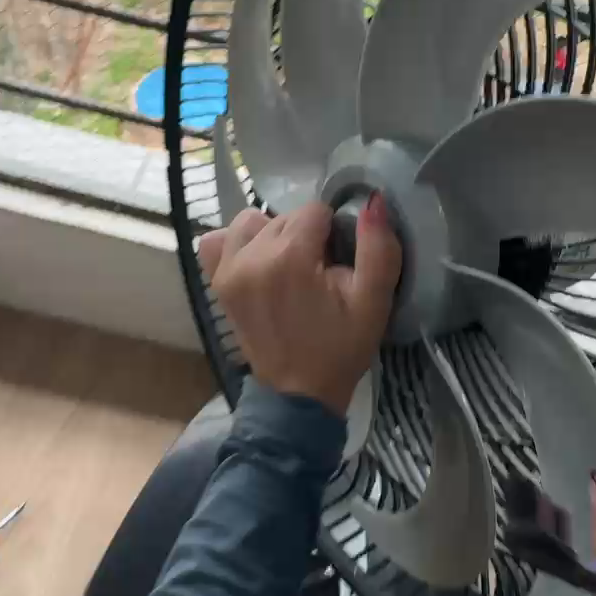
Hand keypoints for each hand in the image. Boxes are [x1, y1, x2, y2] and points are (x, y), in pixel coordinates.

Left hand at [197, 199, 401, 414]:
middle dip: (305, 237)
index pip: (315, 211)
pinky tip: (256, 264)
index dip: (332, 234)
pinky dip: (236, 245)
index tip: (336, 265)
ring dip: (273, 236)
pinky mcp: (217, 282)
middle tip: (318, 275)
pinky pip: (217, 241)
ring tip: (289, 268)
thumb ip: (378, 247)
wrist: (297, 394)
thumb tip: (374, 200)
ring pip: (253, 222)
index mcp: (290, 256)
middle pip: (285, 216)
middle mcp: (251, 255)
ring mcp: (227, 268)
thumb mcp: (373, 301)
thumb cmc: (340, 348)